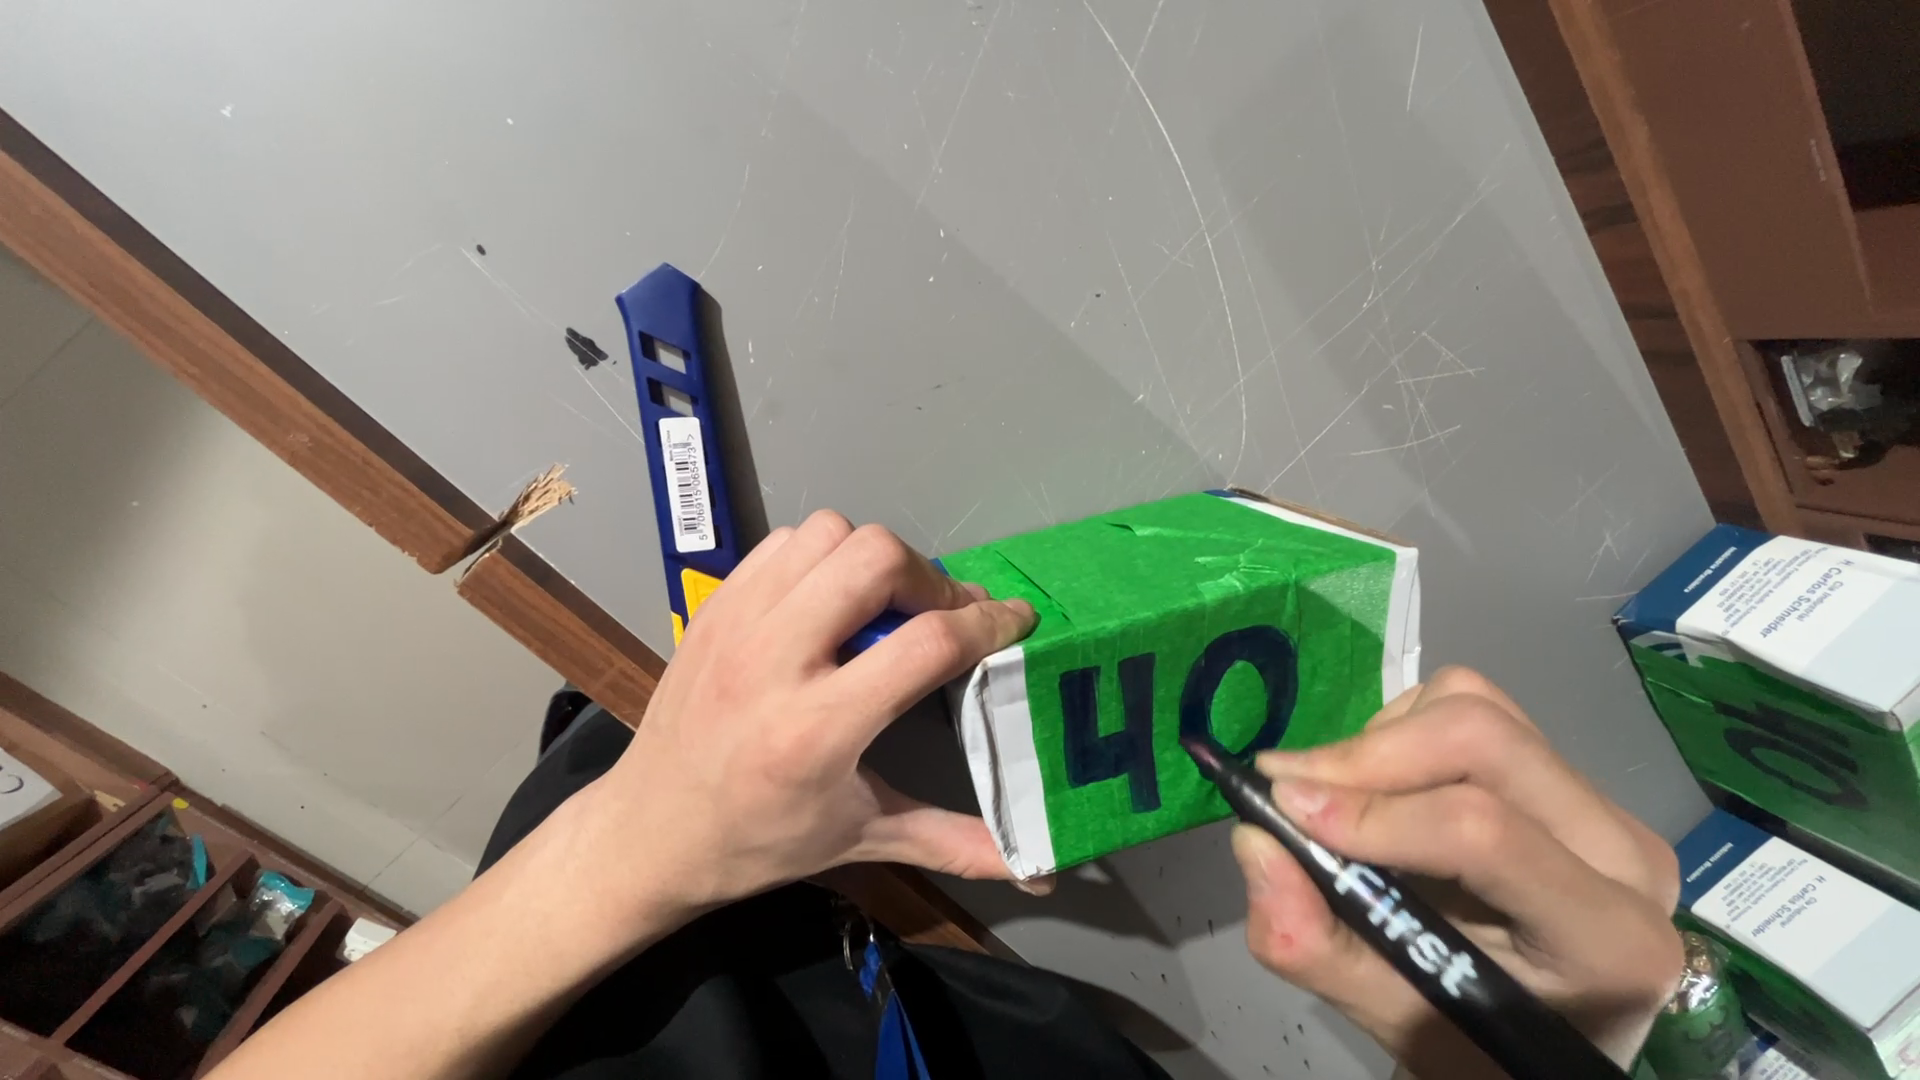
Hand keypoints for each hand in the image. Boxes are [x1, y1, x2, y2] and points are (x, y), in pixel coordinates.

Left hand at [584, 510, 1036, 919]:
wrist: (646, 832)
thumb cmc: (758, 843)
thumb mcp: (861, 838)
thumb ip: (954, 841)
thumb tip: (1039, 870)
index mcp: (818, 728)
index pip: (925, 644)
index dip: (987, 623)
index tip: (1014, 619)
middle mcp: (775, 659)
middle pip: (874, 559)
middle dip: (927, 578)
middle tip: (940, 614)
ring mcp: (737, 622)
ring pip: (828, 535)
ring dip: (873, 559)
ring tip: (884, 604)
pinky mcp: (715, 604)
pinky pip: (785, 542)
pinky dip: (823, 556)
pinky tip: (831, 598)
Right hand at [1231, 667, 1682, 1076]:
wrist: (1536, 1021)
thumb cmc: (1466, 1032)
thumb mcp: (1385, 1015)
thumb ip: (1311, 942)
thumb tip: (1254, 841)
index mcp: (1604, 937)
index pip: (1482, 833)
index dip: (1371, 812)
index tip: (1283, 807)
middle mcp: (1620, 850)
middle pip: (1481, 736)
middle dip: (1364, 753)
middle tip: (1289, 783)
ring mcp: (1595, 801)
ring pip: (1472, 705)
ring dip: (1379, 739)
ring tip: (1338, 793)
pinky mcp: (1558, 768)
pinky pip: (1467, 702)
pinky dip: (1397, 727)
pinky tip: (1382, 785)